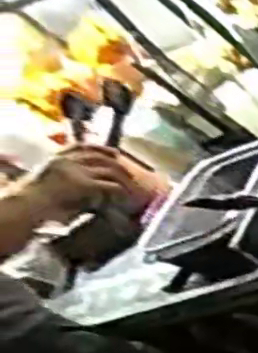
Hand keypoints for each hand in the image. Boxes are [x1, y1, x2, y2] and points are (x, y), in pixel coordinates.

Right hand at [11, 146, 131, 223]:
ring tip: (132, 194)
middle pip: (102, 158)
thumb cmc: (43, 197)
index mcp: (56, 159)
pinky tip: (125, 202)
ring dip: (126, 183)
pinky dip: (123, 194)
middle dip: (121, 168)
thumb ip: (75, 174)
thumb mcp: (57, 179)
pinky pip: (114, 187)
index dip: (101, 148)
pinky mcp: (84, 184)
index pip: (80, 147)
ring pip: (112, 171)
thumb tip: (102, 177)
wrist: (30, 205)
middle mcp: (65, 161)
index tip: (117, 153)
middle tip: (132, 180)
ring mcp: (74, 171)